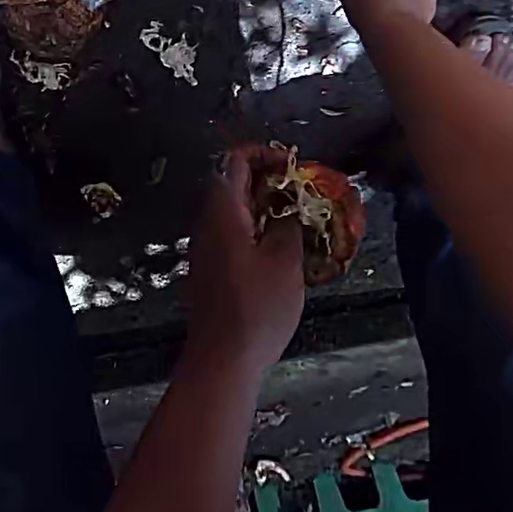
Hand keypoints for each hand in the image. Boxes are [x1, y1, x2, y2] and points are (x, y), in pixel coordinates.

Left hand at [184, 144, 304, 379]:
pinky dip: (258, 224)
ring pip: (236, 206)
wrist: (222, 358)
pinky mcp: (213, 264)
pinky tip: (283, 242)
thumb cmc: (256, 308)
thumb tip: (293, 204)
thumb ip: (289, 223)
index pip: (236, 159)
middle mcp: (209, 221)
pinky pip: (235, 229)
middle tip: (304, 189)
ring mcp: (208, 243)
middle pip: (235, 180)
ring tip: (300, 213)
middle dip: (270, 177)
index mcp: (223, 211)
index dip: (265, 153)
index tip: (295, 166)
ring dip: (266, 202)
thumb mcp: (285, 261)